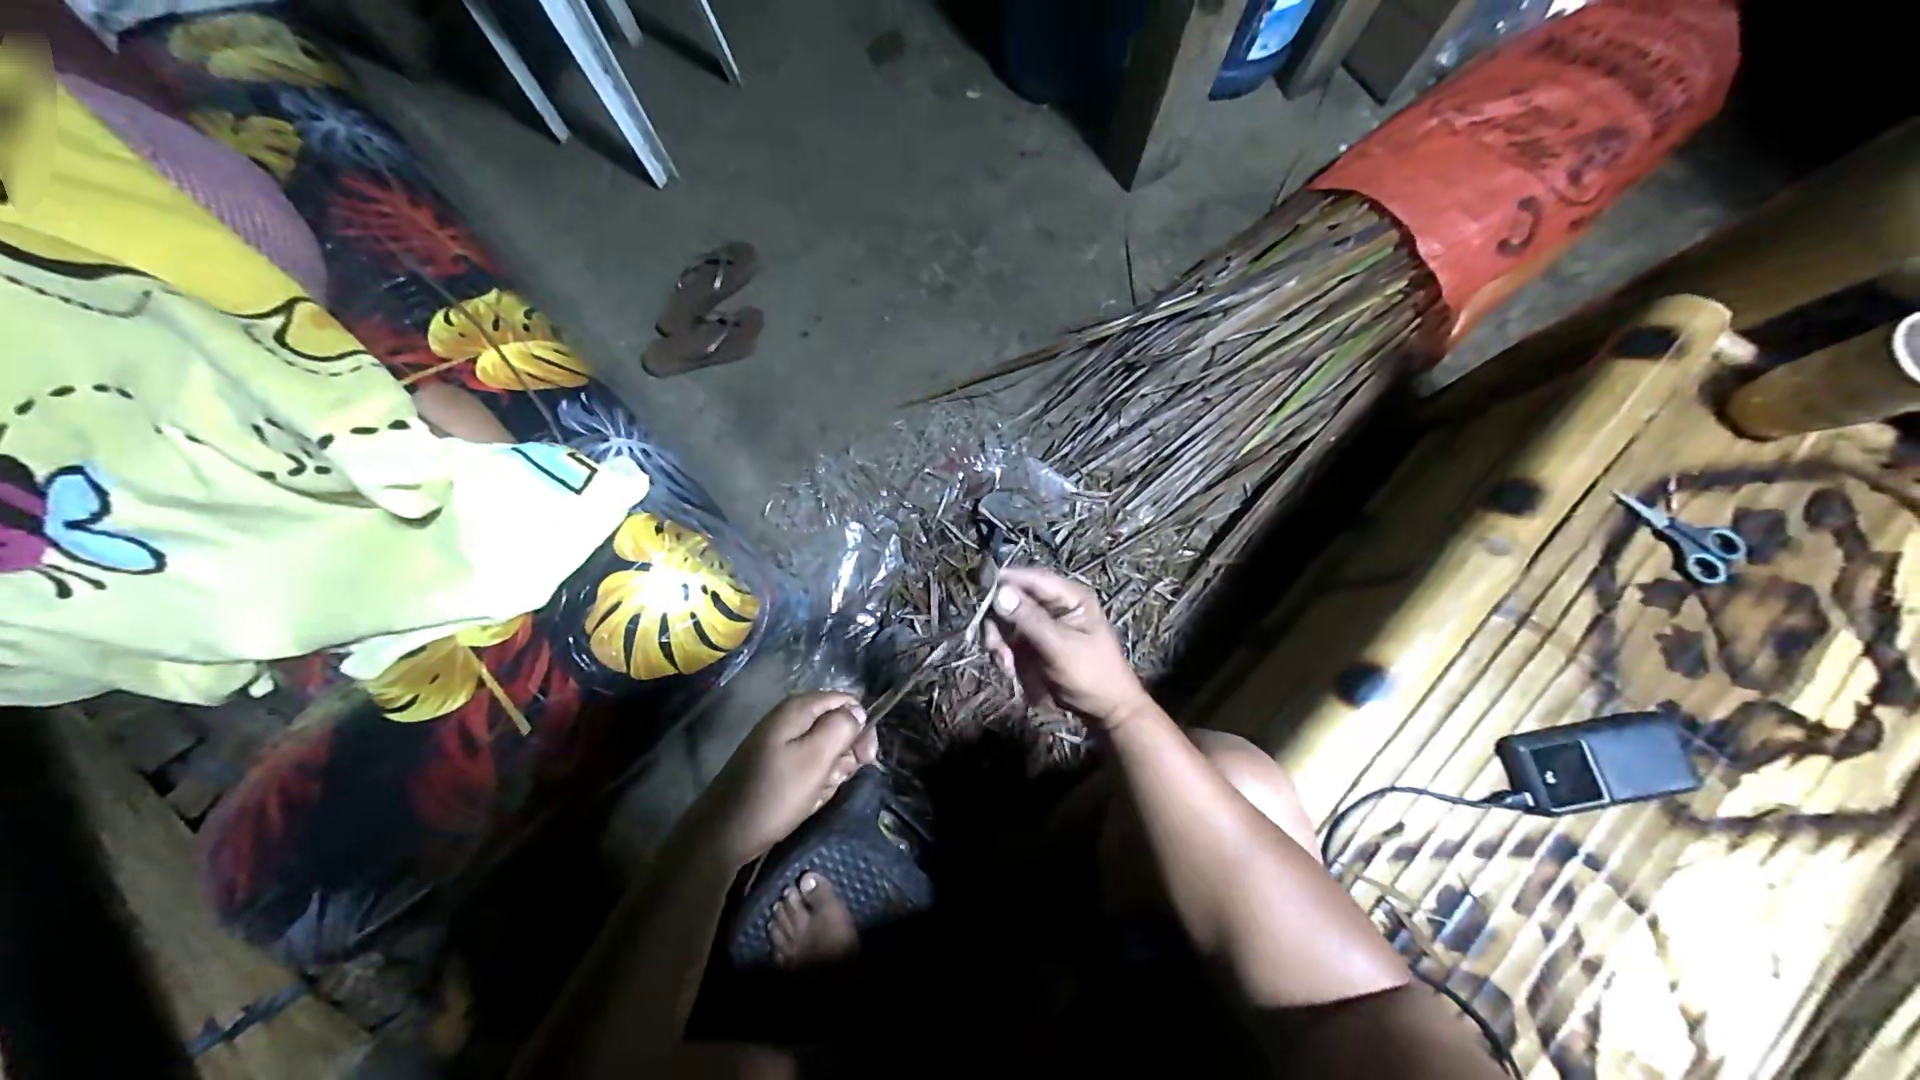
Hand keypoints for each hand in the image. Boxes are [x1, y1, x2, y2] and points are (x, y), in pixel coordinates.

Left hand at [693, 692, 879, 866]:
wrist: (722, 835)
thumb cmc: (773, 795)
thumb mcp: (815, 759)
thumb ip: (841, 727)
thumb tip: (858, 710)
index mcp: (799, 709)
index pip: (848, 702)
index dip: (862, 728)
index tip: (865, 758)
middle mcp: (790, 719)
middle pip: (837, 727)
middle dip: (843, 756)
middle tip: (831, 779)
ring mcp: (781, 743)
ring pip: (826, 752)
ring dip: (828, 775)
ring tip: (812, 794)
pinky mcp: (776, 766)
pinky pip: (808, 769)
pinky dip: (813, 785)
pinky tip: (804, 801)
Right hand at [982, 566, 1153, 729]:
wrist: (1105, 711)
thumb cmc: (1091, 675)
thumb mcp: (1060, 647)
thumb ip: (1030, 619)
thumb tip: (1000, 592)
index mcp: (1069, 597)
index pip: (1031, 578)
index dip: (1004, 582)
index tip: (980, 594)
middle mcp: (1053, 605)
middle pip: (1011, 599)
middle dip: (999, 624)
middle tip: (997, 649)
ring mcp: (1042, 624)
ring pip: (1005, 621)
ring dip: (1000, 643)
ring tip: (1007, 667)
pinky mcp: (1033, 643)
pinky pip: (1008, 640)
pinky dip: (1004, 654)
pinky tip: (1011, 671)